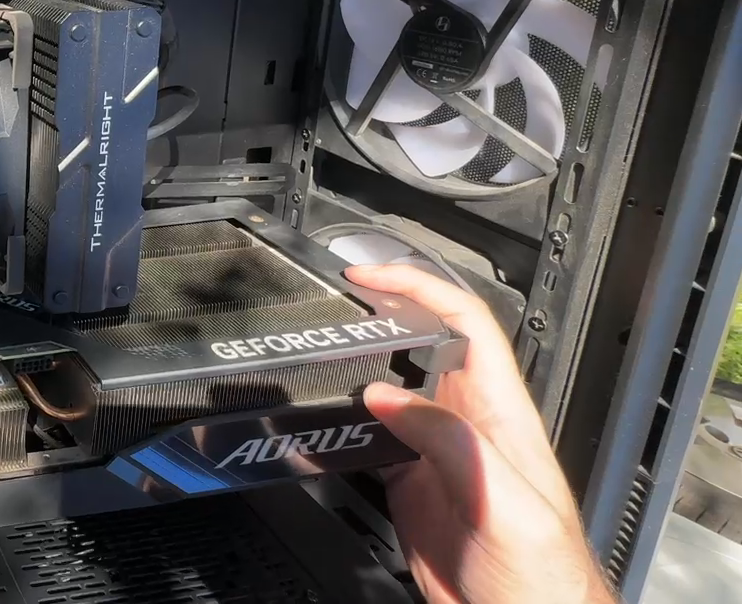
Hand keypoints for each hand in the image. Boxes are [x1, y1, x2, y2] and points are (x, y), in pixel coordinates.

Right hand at [345, 263, 617, 603]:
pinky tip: (311, 410)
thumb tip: (382, 393)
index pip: (464, 323)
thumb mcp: (507, 506)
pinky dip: (331, 410)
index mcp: (496, 413)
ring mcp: (428, 446)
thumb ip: (451, 443)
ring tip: (307, 345)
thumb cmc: (541, 581)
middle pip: (418, 341)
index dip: (417, 286)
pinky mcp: (401, 473)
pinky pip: (360, 425)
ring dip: (346, 358)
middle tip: (326, 299)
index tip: (365, 275)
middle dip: (375, 310)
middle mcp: (460, 420)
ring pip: (382, 378)